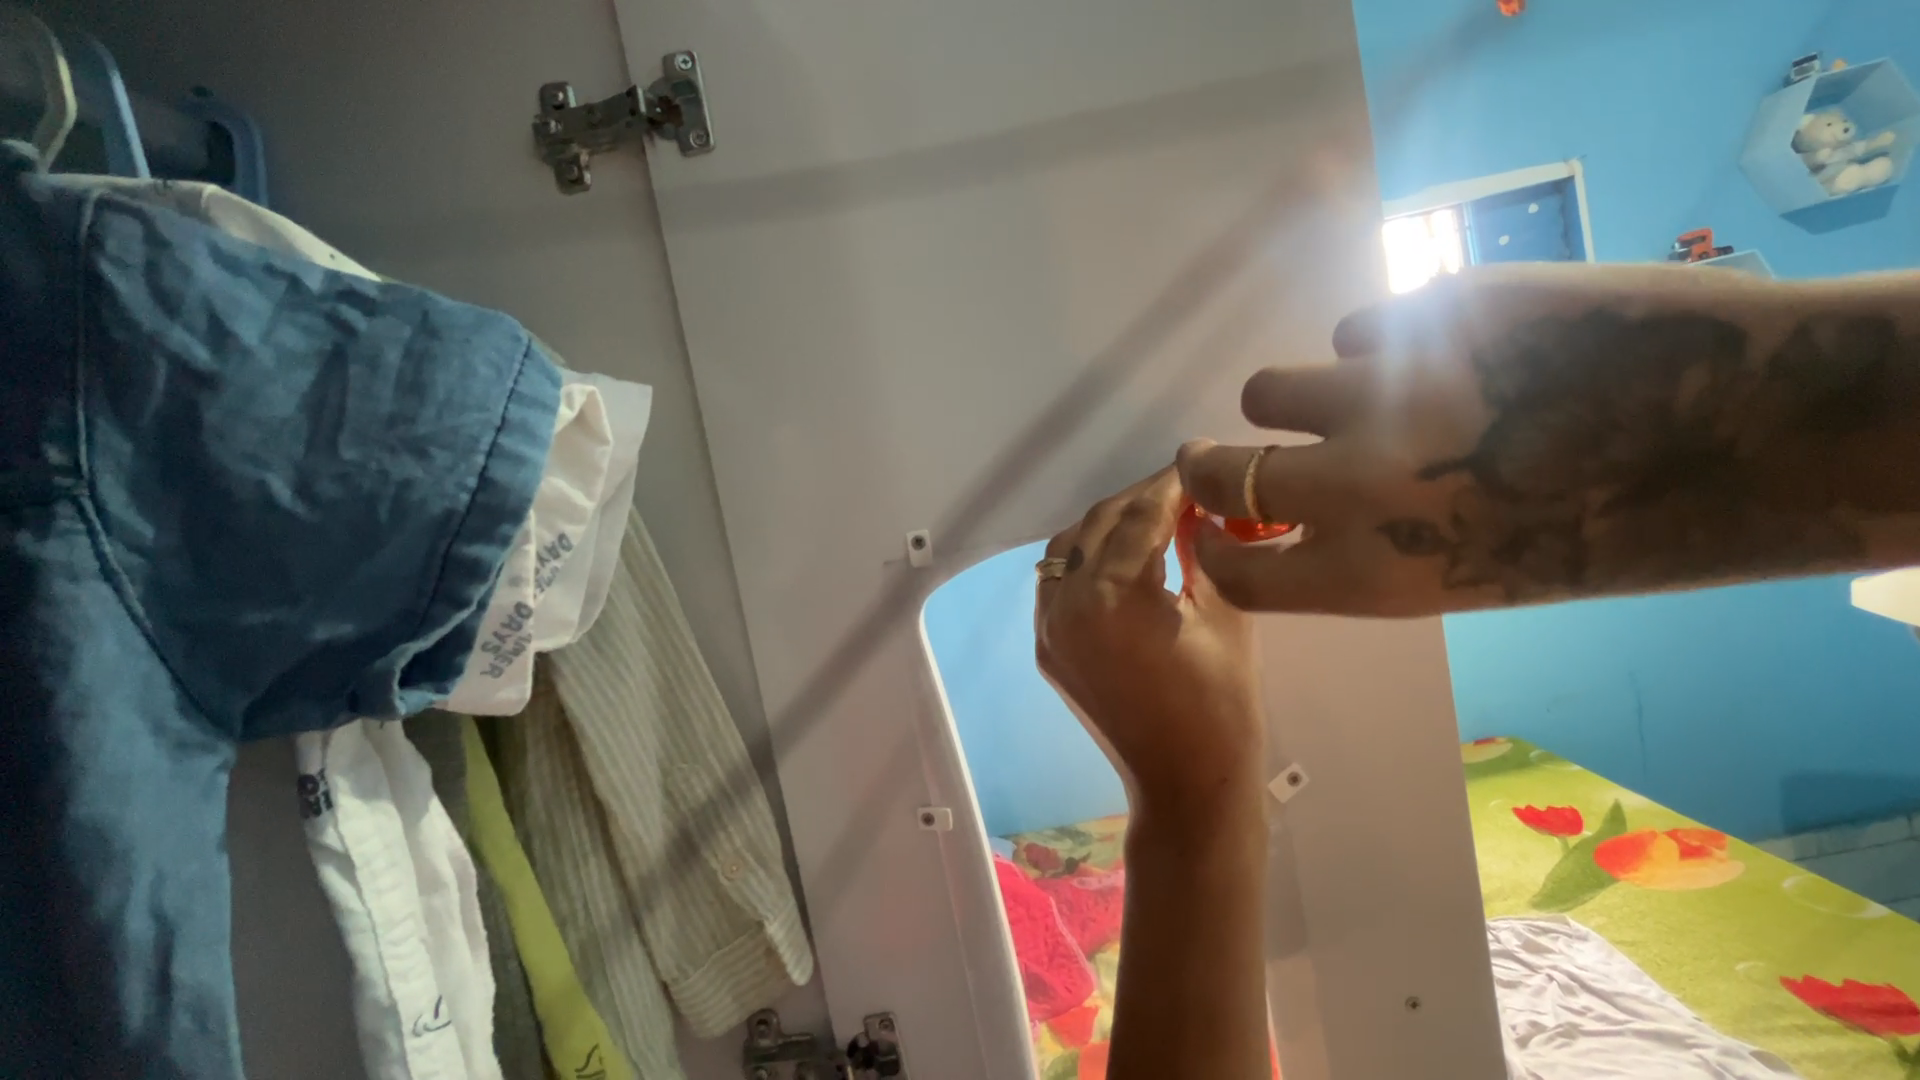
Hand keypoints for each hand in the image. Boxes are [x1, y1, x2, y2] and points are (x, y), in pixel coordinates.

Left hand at [1033, 467, 1263, 820]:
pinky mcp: (1046, 647)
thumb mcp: (1226, 614)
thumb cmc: (1222, 705)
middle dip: (1142, 499)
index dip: (1173, 483)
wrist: (1185, 784)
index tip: (1200, 463)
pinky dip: (1085, 560)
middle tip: (1185, 489)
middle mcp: (1066, 603)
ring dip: (1107, 525)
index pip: (1141, 514)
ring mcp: (1048, 627)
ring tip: (1154, 519)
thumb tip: (1200, 504)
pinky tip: (1121, 557)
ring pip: (1068, 548)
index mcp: (1113, 596)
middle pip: (1098, 523)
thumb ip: (1206, 549)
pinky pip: (1057, 583)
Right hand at [1174, 262, 1836, 615]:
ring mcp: (1390, 392)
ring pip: (1268, 389)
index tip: (1211, 524)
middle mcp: (1359, 488)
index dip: (1212, 545)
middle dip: (1203, 463)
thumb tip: (1287, 510)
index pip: (1231, 570)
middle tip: (1212, 450)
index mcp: (1372, 574)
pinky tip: (1447, 356)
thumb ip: (1358, 551)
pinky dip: (1379, 348)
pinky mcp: (1432, 312)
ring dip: (1294, 399)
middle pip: (1214, 471)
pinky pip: (1356, 330)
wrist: (1754, 431)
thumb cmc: (1597, 535)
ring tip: (1351, 395)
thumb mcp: (1457, 576)